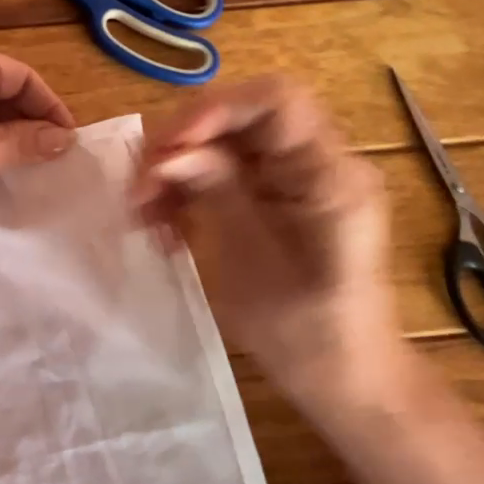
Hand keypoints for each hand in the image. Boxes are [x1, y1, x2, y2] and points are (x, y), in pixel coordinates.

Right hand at [133, 77, 408, 408]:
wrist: (344, 381)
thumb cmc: (310, 332)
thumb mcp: (256, 264)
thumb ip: (219, 195)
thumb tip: (172, 152)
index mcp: (329, 175)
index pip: (275, 101)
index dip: (214, 108)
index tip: (168, 148)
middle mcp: (312, 164)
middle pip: (233, 119)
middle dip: (178, 145)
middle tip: (139, 188)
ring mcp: (290, 179)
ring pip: (214, 143)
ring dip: (170, 171)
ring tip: (142, 215)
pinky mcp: (269, 196)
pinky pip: (214, 171)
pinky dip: (181, 191)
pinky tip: (161, 227)